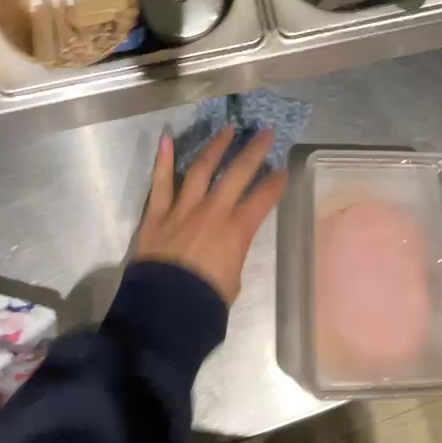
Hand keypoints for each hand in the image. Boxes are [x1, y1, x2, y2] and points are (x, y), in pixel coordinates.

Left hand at [132, 128, 287, 304]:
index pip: (263, 198)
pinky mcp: (158, 215)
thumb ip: (234, 254)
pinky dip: (162, 161)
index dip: (276, 183)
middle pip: (237, 173)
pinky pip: (160, 183)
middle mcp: (213, 211)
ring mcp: (183, 209)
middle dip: (254, 151)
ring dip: (215, 147)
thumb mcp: (233, 280)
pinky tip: (166, 139)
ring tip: (226, 130)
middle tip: (266, 133)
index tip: (283, 169)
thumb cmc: (205, 302)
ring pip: (200, 169)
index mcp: (237, 230)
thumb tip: (230, 246)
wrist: (164, 312)